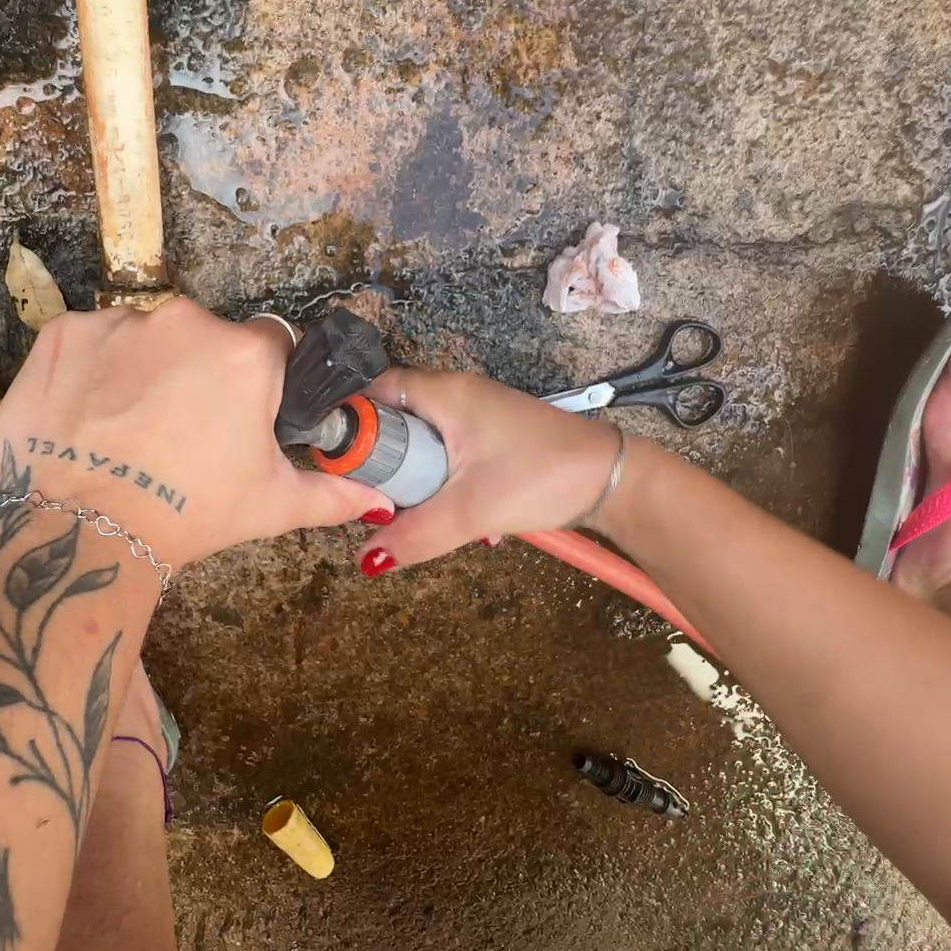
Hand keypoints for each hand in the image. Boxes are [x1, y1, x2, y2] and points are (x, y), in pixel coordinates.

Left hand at [0, 299, 389, 567]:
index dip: (262, 380)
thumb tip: (381, 503)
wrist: (82, 532)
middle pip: (209, 338)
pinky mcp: (64, 334)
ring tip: (136, 429)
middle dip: (204, 373)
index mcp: (247, 355)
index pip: (272, 345)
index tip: (243, 415)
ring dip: (151, 369)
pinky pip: (96, 341)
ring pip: (152, 337)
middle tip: (188, 432)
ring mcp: (119, 322)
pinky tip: (94, 416)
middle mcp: (185, 321)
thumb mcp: (272, 504)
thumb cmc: (192, 512)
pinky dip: (98, 370)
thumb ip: (334, 494)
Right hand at [354, 367, 622, 571]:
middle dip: (383, 460)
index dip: (350, 421)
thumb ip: (416, 535)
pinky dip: (442, 478)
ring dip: (415, 476)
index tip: (337, 463)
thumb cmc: (541, 477)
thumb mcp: (472, 510)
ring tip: (410, 513)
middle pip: (395, 417)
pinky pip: (449, 450)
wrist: (613, 479)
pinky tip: (452, 513)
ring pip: (423, 439)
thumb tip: (367, 561)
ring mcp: (478, 412)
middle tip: (374, 498)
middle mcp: (457, 393)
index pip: (375, 389)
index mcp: (445, 393)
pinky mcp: (494, 433)